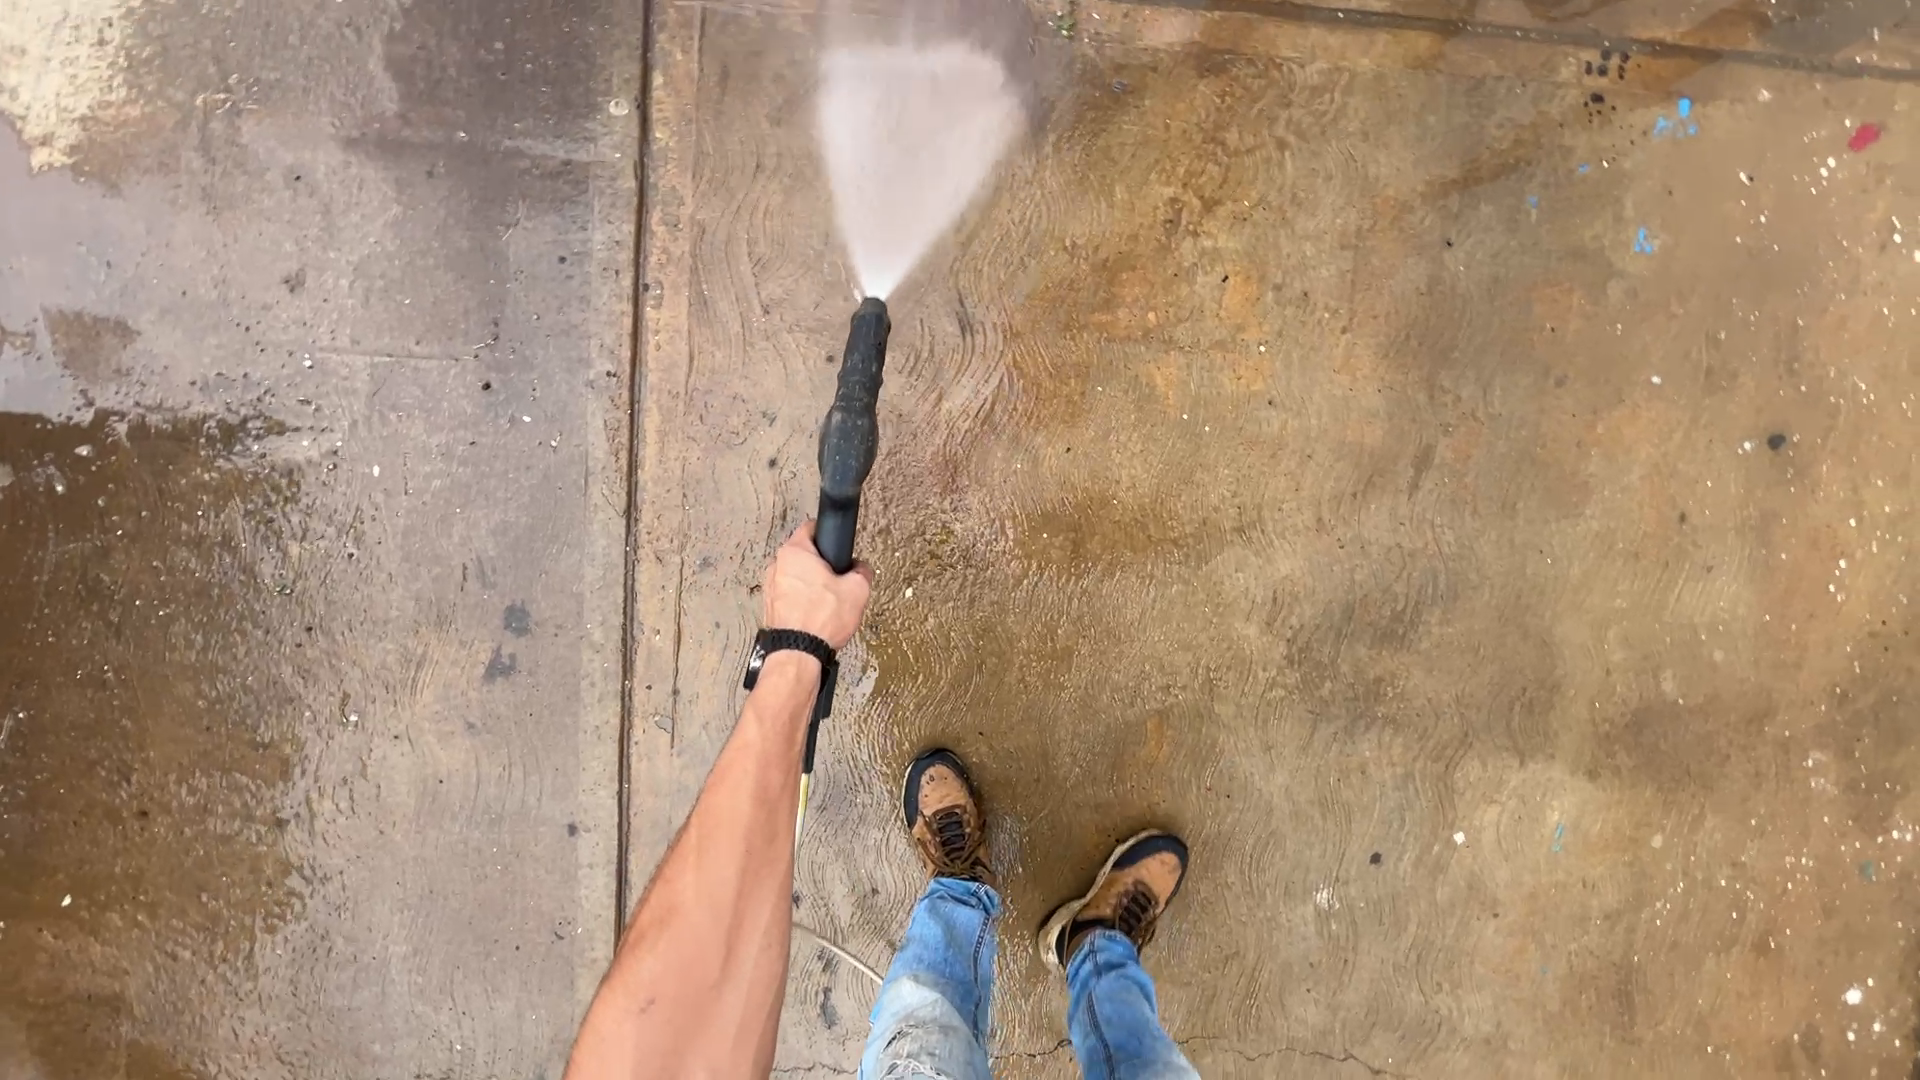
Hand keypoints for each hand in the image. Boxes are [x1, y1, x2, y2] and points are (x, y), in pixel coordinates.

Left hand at [761, 521, 873, 649]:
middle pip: (804, 555)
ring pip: (796, 577)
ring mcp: (770, 587)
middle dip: (821, 565)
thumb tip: (861, 569)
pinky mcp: (770, 607)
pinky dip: (801, 602)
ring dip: (810, 585)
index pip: (812, 528)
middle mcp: (777, 566)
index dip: (828, 535)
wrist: (799, 653)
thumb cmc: (820, 620)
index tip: (835, 543)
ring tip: (828, 602)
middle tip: (838, 579)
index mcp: (795, 552)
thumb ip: (862, 571)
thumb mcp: (858, 590)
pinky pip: (789, 596)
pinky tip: (816, 615)